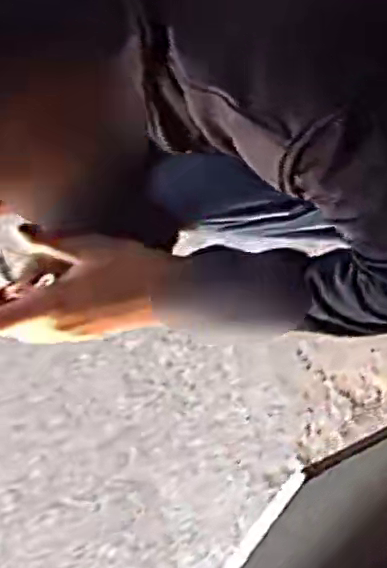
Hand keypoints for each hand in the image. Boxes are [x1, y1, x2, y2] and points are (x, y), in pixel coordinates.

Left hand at [0, 233, 171, 342]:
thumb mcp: (98, 248)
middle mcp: (48, 328)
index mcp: (41, 310)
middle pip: (6, 325)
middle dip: (8, 304)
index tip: (3, 288)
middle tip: (20, 284)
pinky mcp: (90, 334)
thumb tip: (24, 232)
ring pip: (28, 328)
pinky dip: (52, 315)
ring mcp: (71, 334)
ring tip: (50, 288)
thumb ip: (53, 241)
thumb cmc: (141, 272)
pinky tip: (78, 296)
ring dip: (29, 311)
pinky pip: (54, 329)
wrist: (187, 292)